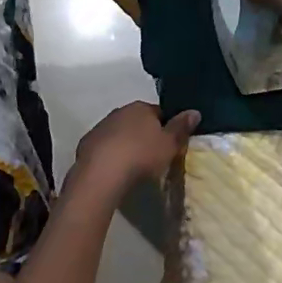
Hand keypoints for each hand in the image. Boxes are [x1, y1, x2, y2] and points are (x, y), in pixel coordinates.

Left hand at [74, 101, 198, 188]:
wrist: (101, 175)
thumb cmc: (141, 156)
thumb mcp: (169, 144)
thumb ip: (181, 127)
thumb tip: (194, 111)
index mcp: (141, 107)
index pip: (159, 112)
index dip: (166, 127)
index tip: (169, 144)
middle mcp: (120, 111)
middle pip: (137, 121)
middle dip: (145, 134)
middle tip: (152, 156)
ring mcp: (101, 126)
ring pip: (119, 132)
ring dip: (126, 144)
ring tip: (132, 166)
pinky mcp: (86, 143)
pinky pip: (104, 146)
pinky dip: (110, 154)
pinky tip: (114, 170)